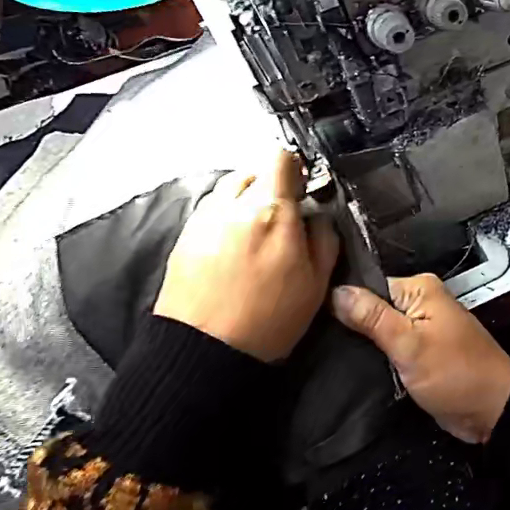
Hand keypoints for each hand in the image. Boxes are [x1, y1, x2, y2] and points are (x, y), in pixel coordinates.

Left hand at [155, 151, 339, 361]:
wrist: (204, 351)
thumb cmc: (269, 320)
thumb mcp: (316, 283)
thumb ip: (324, 238)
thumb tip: (318, 216)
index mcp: (273, 211)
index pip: (281, 158)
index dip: (296, 168)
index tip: (303, 188)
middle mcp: (234, 205)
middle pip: (254, 170)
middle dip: (272, 184)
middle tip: (283, 214)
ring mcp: (205, 218)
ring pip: (230, 188)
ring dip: (246, 198)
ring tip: (256, 229)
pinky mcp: (185, 236)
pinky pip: (211, 209)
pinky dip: (226, 216)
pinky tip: (234, 245)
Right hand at [330, 274, 509, 442]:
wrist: (492, 411)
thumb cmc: (455, 374)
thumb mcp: (409, 344)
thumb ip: (372, 317)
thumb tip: (336, 290)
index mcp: (420, 288)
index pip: (368, 285)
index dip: (343, 302)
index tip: (315, 317)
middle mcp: (420, 302)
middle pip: (372, 307)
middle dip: (350, 325)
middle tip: (316, 341)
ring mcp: (420, 328)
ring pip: (378, 330)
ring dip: (361, 344)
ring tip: (326, 355)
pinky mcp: (419, 352)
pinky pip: (389, 348)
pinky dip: (375, 358)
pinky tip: (351, 366)